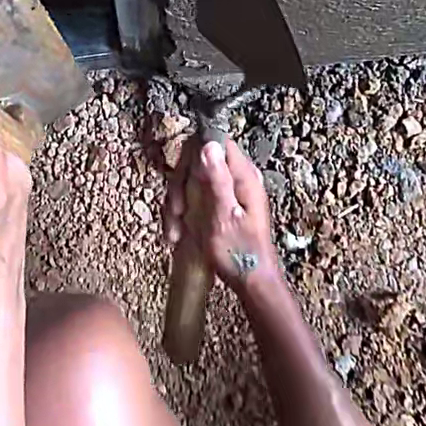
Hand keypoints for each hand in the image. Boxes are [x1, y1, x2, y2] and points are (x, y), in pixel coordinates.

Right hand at [164, 137, 281, 293]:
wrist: (251, 282)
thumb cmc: (240, 253)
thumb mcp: (224, 216)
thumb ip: (218, 179)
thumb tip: (209, 144)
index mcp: (243, 176)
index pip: (216, 142)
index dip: (194, 154)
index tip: (182, 179)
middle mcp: (237, 178)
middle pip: (198, 161)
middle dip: (180, 185)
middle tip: (176, 211)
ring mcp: (227, 191)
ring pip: (191, 181)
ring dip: (177, 204)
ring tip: (175, 230)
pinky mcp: (218, 205)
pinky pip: (193, 198)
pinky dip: (181, 215)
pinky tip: (177, 234)